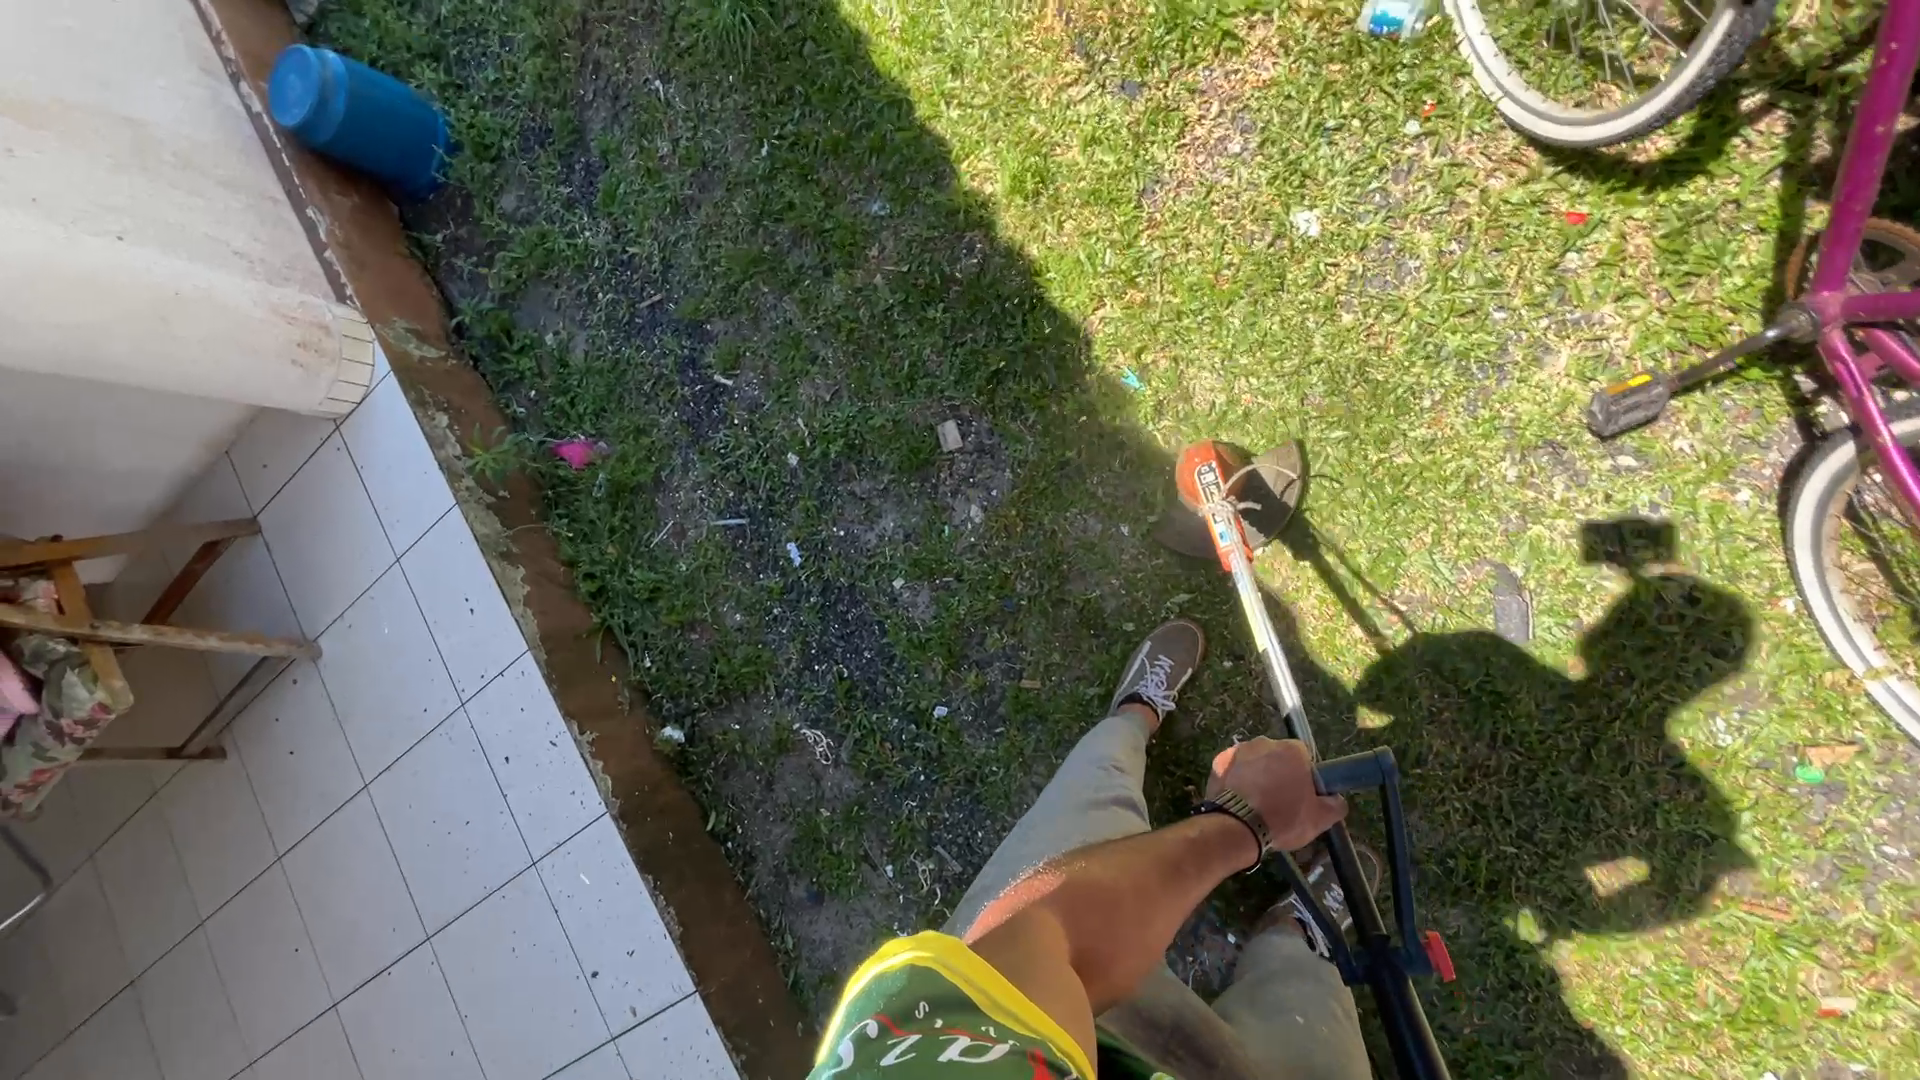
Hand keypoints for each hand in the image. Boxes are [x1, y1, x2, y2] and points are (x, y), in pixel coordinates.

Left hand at [1206, 737, 1346, 851]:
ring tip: (1257, 801)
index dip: (1303, 774)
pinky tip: (1239, 799)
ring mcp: (1238, 750)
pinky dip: (1237, 779)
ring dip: (1257, 774)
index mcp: (1291, 750)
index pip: (1303, 755)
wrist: (1238, 826)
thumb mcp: (1320, 819)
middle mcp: (1263, 742)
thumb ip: (1335, 805)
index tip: (1301, 792)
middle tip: (1279, 799)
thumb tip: (1336, 799)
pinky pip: (1234, 768)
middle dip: (1279, 771)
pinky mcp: (1218, 761)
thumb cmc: (1283, 818)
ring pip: (1254, 760)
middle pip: (1277, 755)